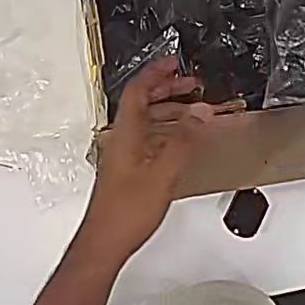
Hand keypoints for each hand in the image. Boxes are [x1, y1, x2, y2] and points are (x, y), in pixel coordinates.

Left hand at [74, 57, 211, 261]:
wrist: (105, 242)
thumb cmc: (126, 212)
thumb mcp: (163, 172)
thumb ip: (183, 140)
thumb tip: (199, 113)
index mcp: (127, 133)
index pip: (138, 90)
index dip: (156, 72)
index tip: (175, 62)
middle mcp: (123, 140)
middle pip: (143, 102)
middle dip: (168, 87)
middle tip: (191, 82)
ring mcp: (125, 154)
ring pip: (148, 120)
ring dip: (170, 108)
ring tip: (194, 107)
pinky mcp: (130, 168)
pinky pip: (150, 137)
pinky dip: (168, 129)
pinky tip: (183, 137)